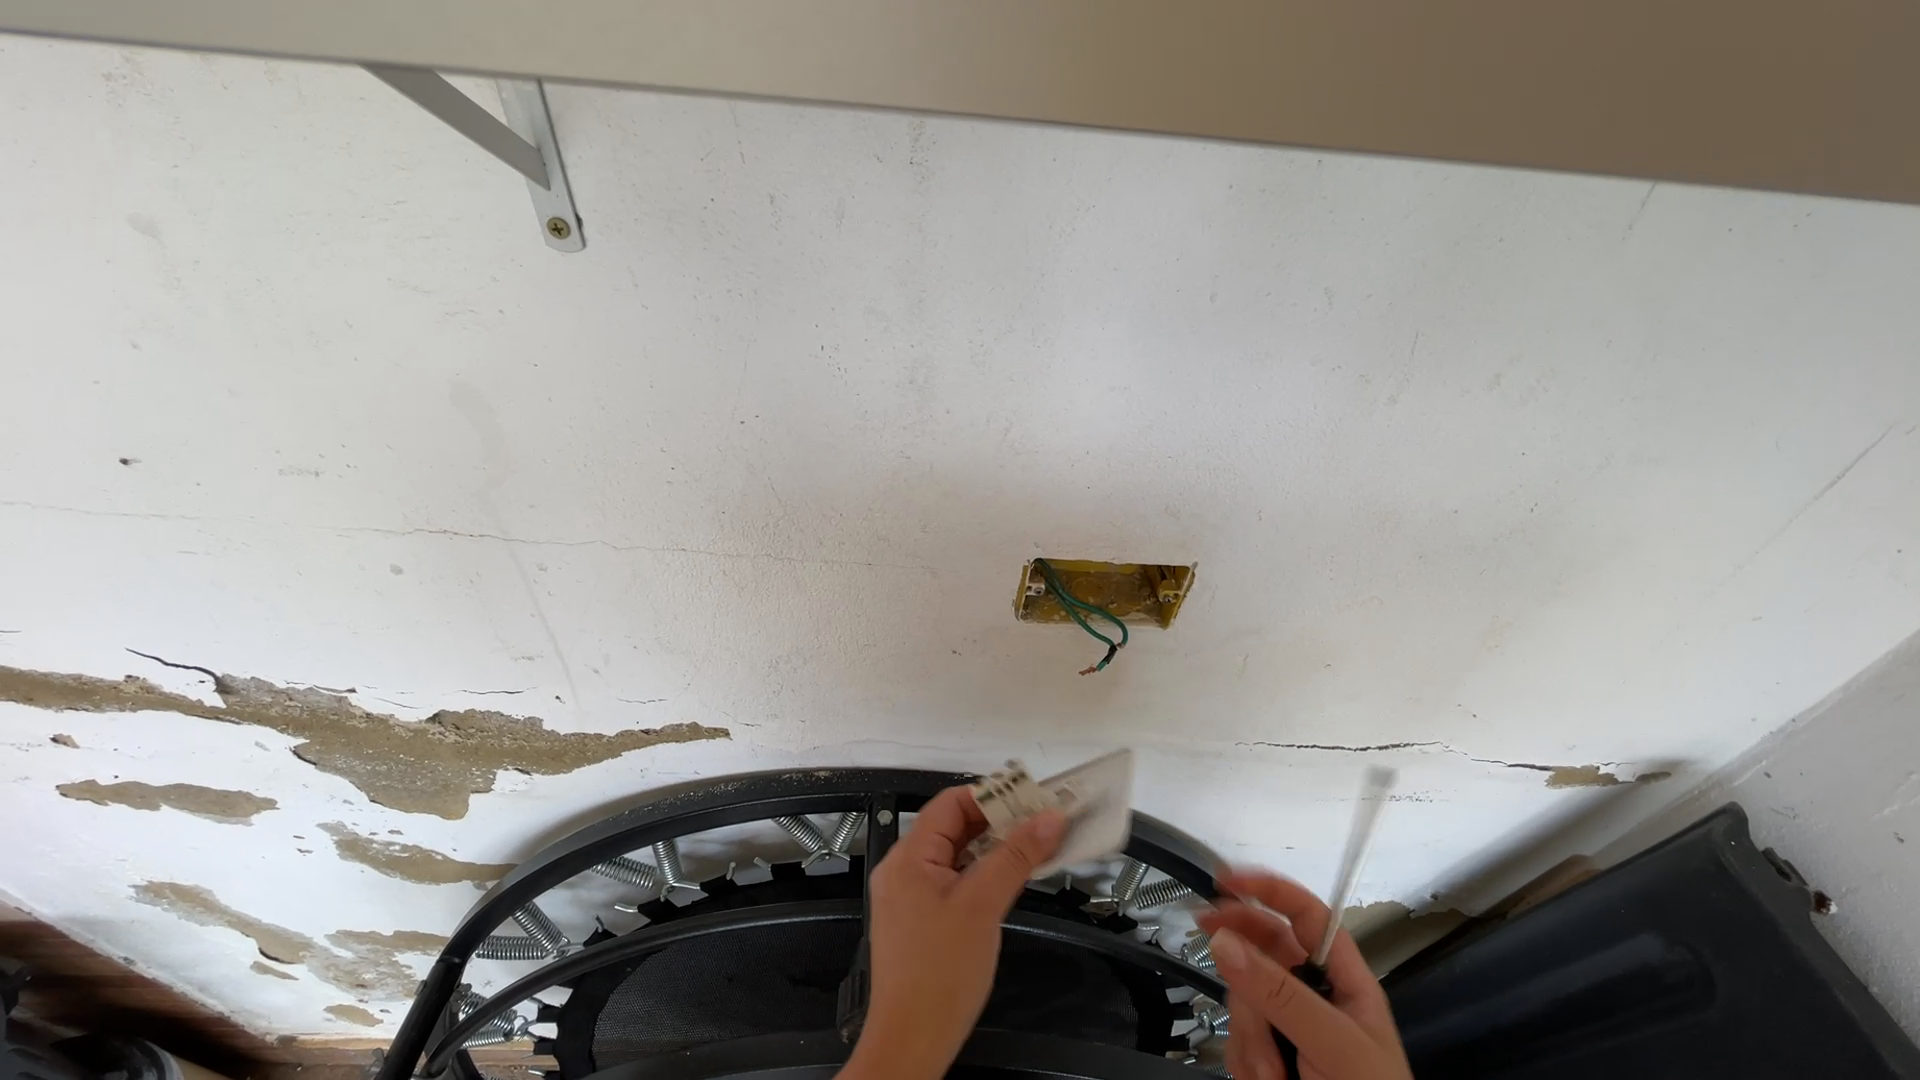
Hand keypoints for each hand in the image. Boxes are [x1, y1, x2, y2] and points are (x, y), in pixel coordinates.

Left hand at [838, 786, 1065, 1079]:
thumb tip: (1050, 818)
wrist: (912, 1041)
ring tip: (1033, 846)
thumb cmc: (940, 974)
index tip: (1030, 798)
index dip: (991, 795)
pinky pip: (953, 879)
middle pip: (952, 826)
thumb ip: (1016, 856)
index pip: (950, 803)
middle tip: (1041, 821)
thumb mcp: (984, 906)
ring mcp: (909, 895)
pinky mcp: (919, 918)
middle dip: (998, 821)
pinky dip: (981, 872)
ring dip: (993, 847)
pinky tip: (1010, 878)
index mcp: (909, 857)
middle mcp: (903, 869)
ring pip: (955, 854)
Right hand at [1196, 868, 1412, 1079]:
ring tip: (1270, 1076)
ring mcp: (1288, 1027)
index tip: (1224, 881)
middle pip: (1261, 949)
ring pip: (1242, 997)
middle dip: (1241, 961)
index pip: (1306, 916)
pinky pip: (1235, 1036)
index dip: (1269, 890)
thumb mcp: (1333, 1046)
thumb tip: (1223, 939)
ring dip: (1248, 1034)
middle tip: (1205, 933)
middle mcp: (1313, 996)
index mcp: (1344, 982)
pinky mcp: (1268, 1057)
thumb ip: (1279, 993)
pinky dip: (1242, 1059)